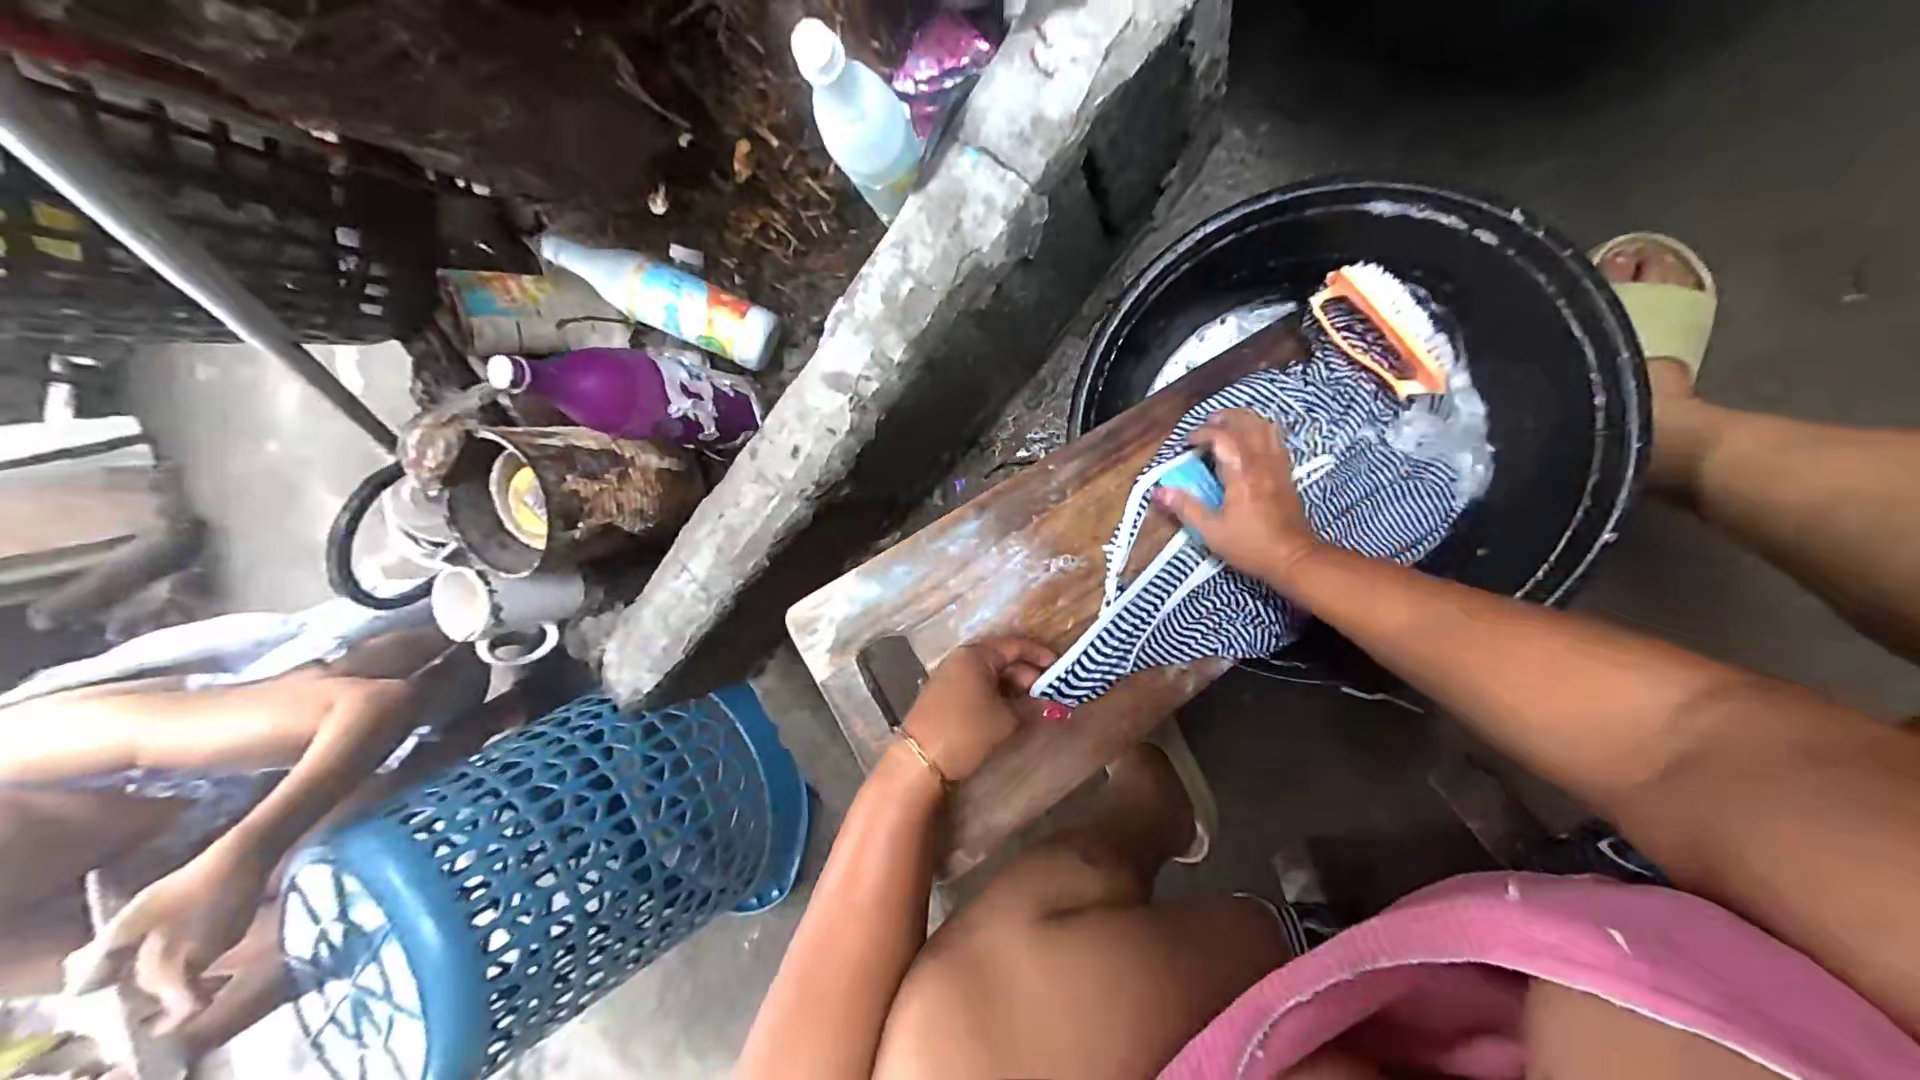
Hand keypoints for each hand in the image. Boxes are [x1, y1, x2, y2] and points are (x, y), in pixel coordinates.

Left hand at [66, 843, 269, 1031]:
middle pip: (181, 990)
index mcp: (171, 973)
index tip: (148, 1015)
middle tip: (150, 973)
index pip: (174, 1012)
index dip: (161, 1018)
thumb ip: (104, 960)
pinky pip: (213, 948)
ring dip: (182, 964)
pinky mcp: (242, 925)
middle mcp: (202, 964)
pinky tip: (195, 923)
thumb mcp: (128, 925)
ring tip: (170, 943)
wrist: (240, 859)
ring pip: (196, 967)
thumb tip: (83, 989)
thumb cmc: (181, 891)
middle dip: (167, 988)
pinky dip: (200, 945)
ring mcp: (227, 942)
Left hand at [900, 637, 1057, 784]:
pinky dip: (997, 694)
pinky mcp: (945, 694)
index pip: (1015, 645)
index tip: (1061, 668)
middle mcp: (961, 658)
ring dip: (1014, 687)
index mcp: (976, 654)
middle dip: (1029, 675)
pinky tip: (1012, 710)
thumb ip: (1033, 706)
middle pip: (1003, 659)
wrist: (919, 760)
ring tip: (1036, 705)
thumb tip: (1056, 704)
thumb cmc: (966, 730)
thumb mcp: (1006, 719)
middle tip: (1052, 694)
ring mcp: (951, 675)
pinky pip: (978, 686)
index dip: (1041, 655)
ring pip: (991, 674)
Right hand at [1153, 408, 1320, 582]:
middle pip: (1247, 423)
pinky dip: (1260, 431)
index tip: (1186, 443)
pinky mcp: (1286, 474)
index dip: (1202, 433)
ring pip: (1264, 427)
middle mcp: (1262, 462)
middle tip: (1206, 424)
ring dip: (1245, 420)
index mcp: (1242, 474)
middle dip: (1225, 418)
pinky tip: (1250, 440)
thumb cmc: (1250, 546)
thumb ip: (1186, 508)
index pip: (1222, 437)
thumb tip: (1159, 491)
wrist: (1294, 558)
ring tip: (1228, 425)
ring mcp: (1278, 466)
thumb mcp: (1211, 531)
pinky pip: (1275, 440)